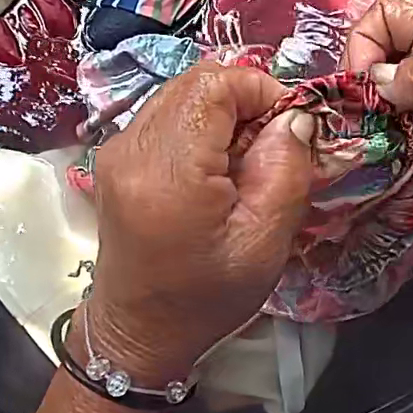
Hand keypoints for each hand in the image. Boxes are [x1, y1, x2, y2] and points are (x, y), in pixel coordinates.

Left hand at [83, 63, 315, 383]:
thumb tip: (295, 116)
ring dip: (225, 112)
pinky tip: (218, 166)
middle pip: (196, 81)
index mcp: (168, 171)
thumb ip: (286, 169)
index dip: (261, 90)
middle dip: (245, 98)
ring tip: (247, 157)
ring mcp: (117, 149)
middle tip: (272, 142)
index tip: (289, 127)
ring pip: (183, 93)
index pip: (214, 85)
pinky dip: (203, 125)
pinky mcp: (117, 156)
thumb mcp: (264, 243)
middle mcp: (131, 148)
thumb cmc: (206, 297)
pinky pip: (169, 114)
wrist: (139, 331)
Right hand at [344, 0, 412, 257]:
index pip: (403, 8)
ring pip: (377, 77)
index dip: (372, 35)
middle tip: (365, 112)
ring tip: (369, 130)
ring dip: (365, 102)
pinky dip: (371, 123)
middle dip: (364, 73)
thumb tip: (381, 76)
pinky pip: (381, 109)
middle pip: (384, 40)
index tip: (365, 82)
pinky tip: (375, 141)